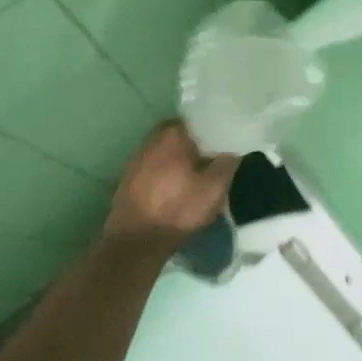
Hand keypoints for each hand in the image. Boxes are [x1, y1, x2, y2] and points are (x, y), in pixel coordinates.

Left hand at [102, 121, 239, 245]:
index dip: (218, 133)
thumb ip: (228, 163)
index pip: (202, 121)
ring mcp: (137, 156)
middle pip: (184, 136)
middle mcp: (152, 137)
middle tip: (216, 163)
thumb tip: (232, 151)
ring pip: (169, 152)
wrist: (137, 239)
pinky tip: (177, 189)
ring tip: (198, 178)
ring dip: (182, 161)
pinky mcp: (130, 176)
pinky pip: (157, 167)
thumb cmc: (179, 208)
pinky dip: (169, 173)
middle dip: (200, 147)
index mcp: (173, 132)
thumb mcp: (215, 187)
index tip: (229, 146)